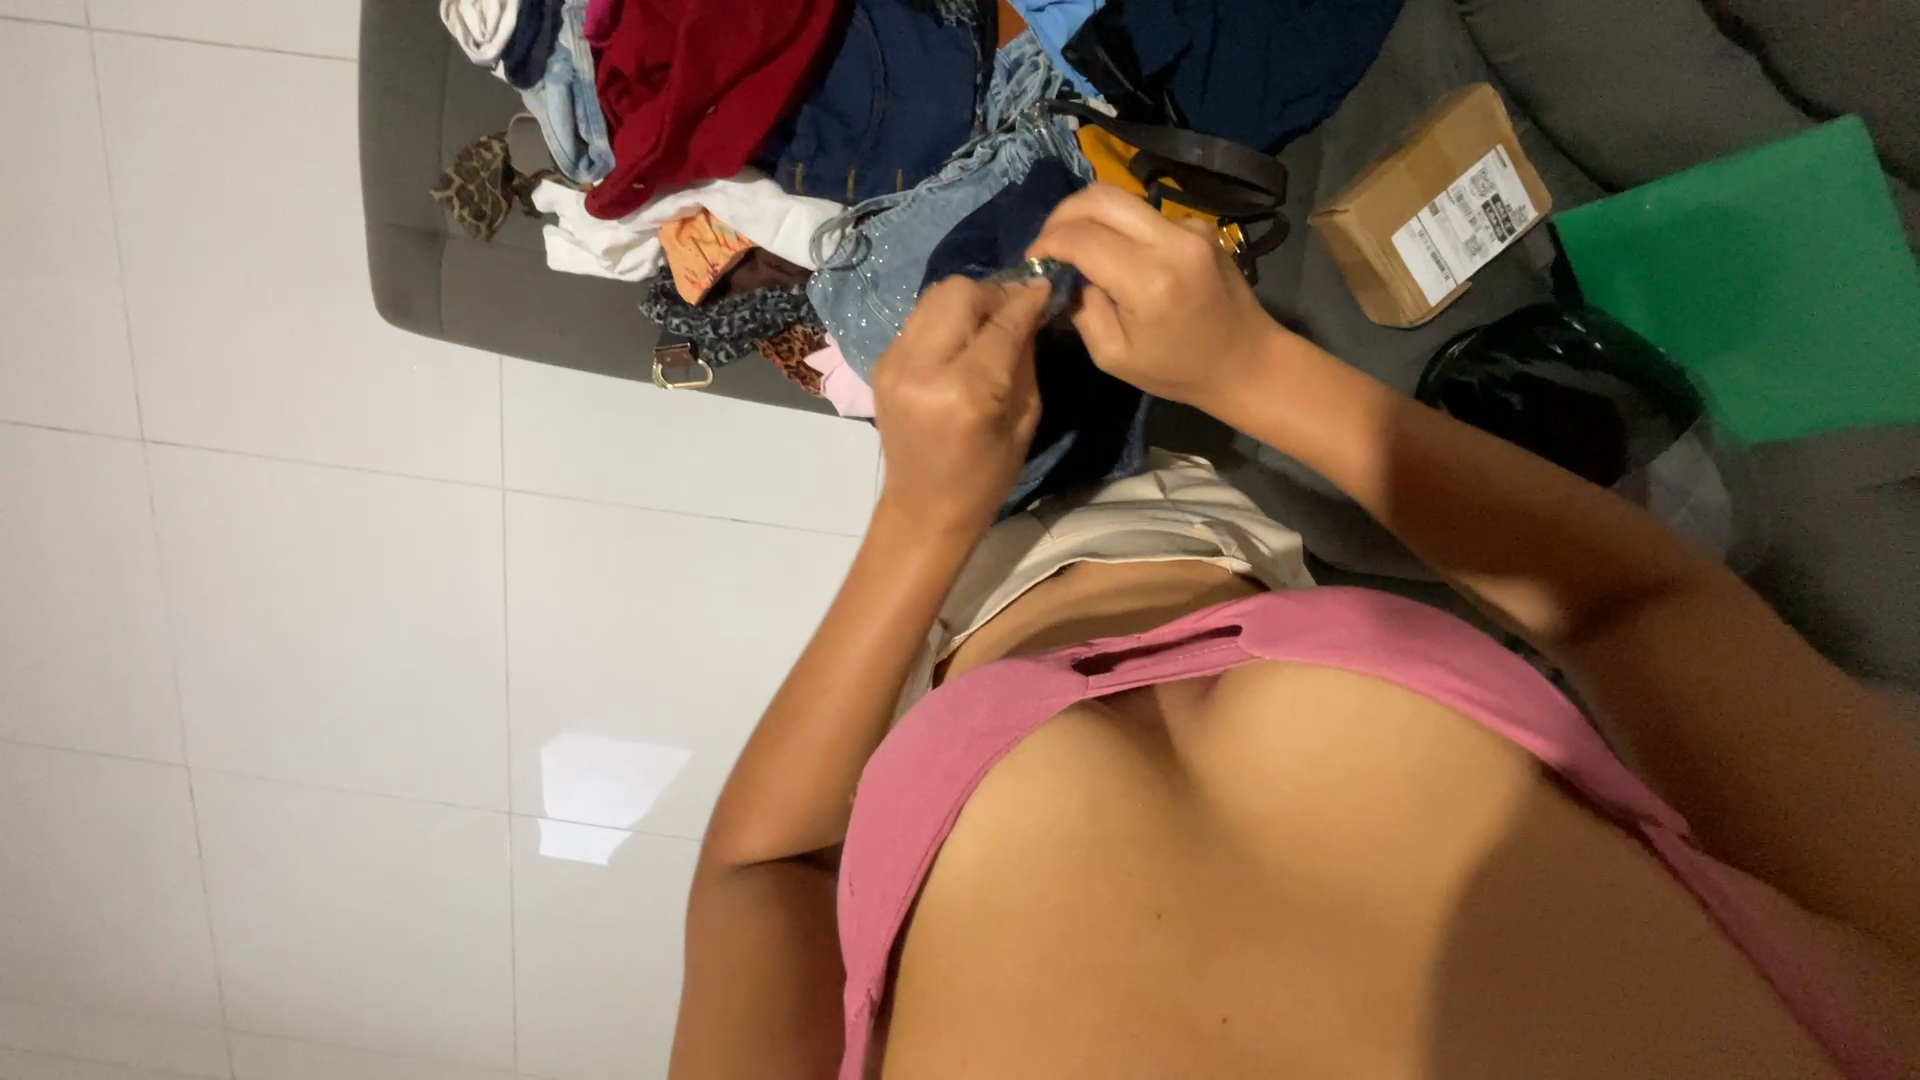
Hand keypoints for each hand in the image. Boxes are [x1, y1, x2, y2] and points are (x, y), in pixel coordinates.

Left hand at [872, 277, 1051, 538]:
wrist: (923, 509)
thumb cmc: (985, 478)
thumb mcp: (1023, 419)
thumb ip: (1024, 357)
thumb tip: (1030, 309)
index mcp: (965, 391)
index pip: (1001, 322)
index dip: (1027, 299)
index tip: (1045, 287)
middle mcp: (922, 368)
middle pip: (959, 292)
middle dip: (993, 294)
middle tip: (1012, 313)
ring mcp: (894, 364)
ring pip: (934, 298)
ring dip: (967, 303)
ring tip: (987, 326)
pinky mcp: (881, 366)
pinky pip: (918, 321)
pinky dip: (944, 323)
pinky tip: (959, 346)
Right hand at [1027, 184, 1286, 410]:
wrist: (1246, 361)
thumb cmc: (1176, 371)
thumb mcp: (1113, 356)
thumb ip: (1082, 311)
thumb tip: (1065, 275)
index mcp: (1149, 281)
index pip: (1081, 237)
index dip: (1047, 243)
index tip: (1033, 261)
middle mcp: (1172, 241)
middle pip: (1100, 197)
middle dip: (1062, 216)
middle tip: (1048, 244)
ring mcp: (1191, 226)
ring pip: (1122, 198)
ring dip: (1089, 218)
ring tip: (1076, 249)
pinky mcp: (1200, 225)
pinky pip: (1145, 214)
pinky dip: (1119, 229)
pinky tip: (1116, 258)